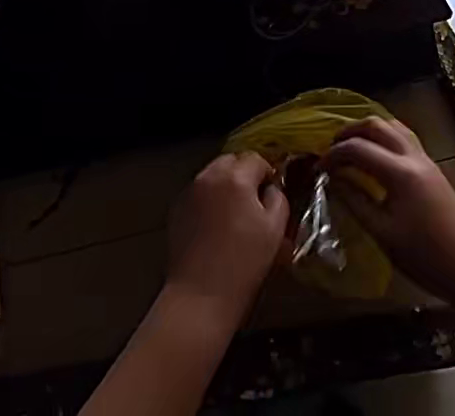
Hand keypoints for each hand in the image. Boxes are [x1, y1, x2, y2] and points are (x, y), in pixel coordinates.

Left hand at [165, 153, 290, 319]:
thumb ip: (278, 198)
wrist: (200, 295)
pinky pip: (198, 192)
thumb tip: (270, 188)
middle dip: (244, 174)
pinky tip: (214, 225)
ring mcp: (190, 192)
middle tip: (253, 202)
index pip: (256, 159)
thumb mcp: (275, 229)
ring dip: (225, 185)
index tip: (271, 193)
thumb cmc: (244, 263)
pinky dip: (208, 198)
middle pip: (231, 161)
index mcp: (236, 178)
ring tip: (233, 214)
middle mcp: (209, 177)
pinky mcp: (176, 209)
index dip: (267, 173)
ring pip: (213, 175)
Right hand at [325, 117, 454, 304]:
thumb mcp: (383, 233)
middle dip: (349, 132)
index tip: (318, 168)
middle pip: (376, 125)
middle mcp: (413, 157)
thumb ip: (355, 201)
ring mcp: (426, 160)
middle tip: (331, 149)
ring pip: (393, 127)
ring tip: (350, 148)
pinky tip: (375, 157)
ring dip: (368, 131)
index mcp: (399, 172)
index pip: (357, 148)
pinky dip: (384, 138)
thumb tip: (334, 180)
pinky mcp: (433, 169)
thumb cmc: (426, 257)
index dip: (333, 155)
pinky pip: (404, 139)